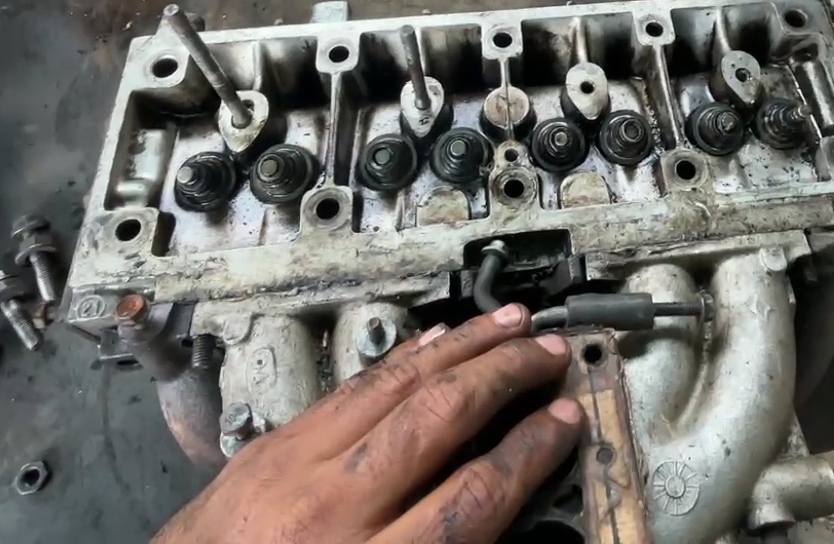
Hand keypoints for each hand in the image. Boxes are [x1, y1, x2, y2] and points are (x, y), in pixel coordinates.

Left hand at [155, 303, 582, 543]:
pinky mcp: (268, 445)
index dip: (531, 451)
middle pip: (442, 417)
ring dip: (465, 346)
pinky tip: (437, 340)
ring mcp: (292, 468)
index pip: (472, 497)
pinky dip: (404, 358)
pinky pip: (352, 386)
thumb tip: (500, 500)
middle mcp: (330, 513)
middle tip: (551, 352)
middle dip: (508, 375)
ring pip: (400, 383)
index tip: (564, 421)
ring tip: (511, 321)